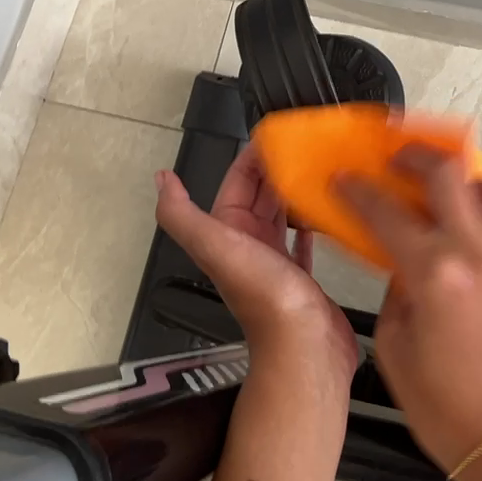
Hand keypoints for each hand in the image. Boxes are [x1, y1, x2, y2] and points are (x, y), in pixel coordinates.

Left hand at [155, 148, 358, 383]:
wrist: (303, 346)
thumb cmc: (264, 295)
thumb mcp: (215, 246)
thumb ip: (182, 214)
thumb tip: (160, 178)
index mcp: (228, 234)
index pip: (238, 182)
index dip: (252, 157)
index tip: (278, 134)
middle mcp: (248, 246)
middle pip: (261, 196)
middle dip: (276, 169)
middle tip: (305, 144)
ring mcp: (276, 263)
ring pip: (281, 215)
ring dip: (293, 193)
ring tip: (316, 168)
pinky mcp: (302, 278)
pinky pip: (303, 242)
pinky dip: (309, 224)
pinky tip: (321, 211)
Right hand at [338, 146, 481, 474]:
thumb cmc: (446, 407)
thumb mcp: (394, 348)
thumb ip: (395, 292)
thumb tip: (402, 262)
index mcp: (435, 273)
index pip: (386, 211)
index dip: (359, 189)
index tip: (345, 178)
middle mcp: (478, 251)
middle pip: (447, 172)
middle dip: (415, 156)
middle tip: (398, 160)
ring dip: (469, 177)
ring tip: (451, 189)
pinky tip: (479, 231)